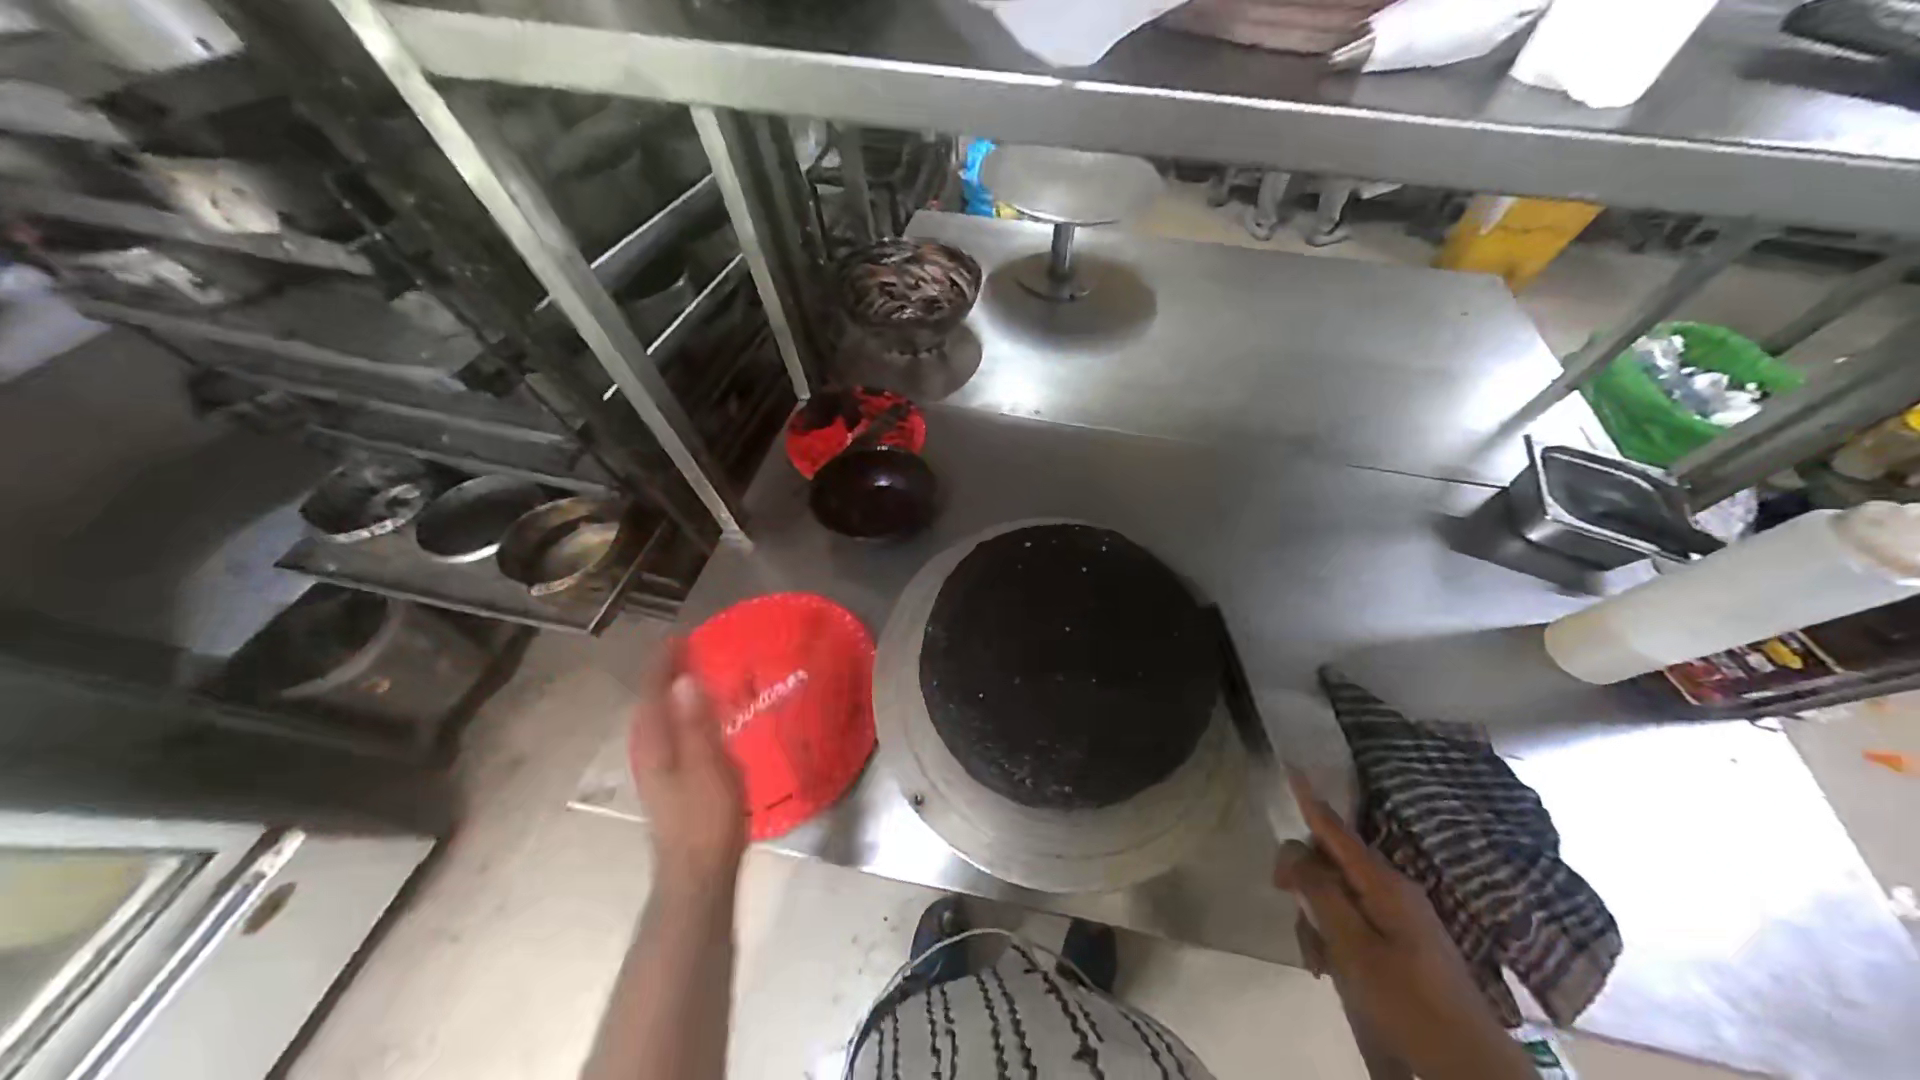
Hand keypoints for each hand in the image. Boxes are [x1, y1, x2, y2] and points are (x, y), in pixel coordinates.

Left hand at [628, 642, 747, 887]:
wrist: (696, 874)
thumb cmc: (706, 818)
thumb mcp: (708, 766)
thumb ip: (696, 724)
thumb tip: (685, 679)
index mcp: (655, 744)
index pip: (653, 692)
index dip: (663, 664)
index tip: (679, 637)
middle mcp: (648, 752)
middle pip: (650, 704)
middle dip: (664, 675)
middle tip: (688, 651)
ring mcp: (656, 770)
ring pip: (657, 720)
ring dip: (671, 695)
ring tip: (692, 675)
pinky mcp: (670, 782)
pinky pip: (669, 734)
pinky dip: (679, 716)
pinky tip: (697, 721)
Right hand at [1274, 772, 1535, 1079]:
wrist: (1469, 1062)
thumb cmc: (1408, 1001)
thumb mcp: (1354, 947)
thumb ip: (1321, 893)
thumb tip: (1295, 852)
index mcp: (1384, 883)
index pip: (1337, 831)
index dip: (1311, 801)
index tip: (1292, 768)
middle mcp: (1393, 888)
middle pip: (1331, 864)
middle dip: (1304, 884)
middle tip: (1287, 909)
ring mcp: (1400, 913)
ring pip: (1339, 895)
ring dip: (1318, 920)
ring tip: (1317, 963)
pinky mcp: (1402, 937)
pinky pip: (1355, 918)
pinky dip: (1335, 936)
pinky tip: (1331, 967)